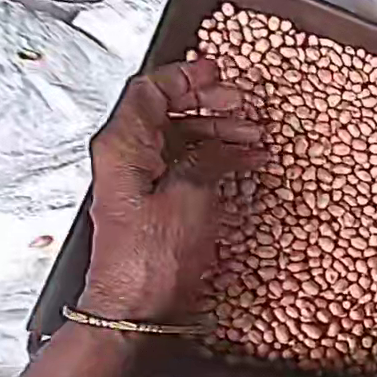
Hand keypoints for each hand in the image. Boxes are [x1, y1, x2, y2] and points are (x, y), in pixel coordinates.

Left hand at [80, 60, 262, 320]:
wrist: (138, 304)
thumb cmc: (156, 255)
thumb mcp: (189, 198)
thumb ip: (207, 161)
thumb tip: (227, 145)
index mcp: (123, 147)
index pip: (149, 92)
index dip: (185, 78)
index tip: (217, 72)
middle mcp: (127, 156)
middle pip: (165, 112)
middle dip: (206, 102)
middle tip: (242, 104)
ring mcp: (141, 179)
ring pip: (179, 138)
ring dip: (216, 131)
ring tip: (253, 135)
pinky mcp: (156, 200)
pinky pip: (185, 163)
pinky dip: (215, 156)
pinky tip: (243, 160)